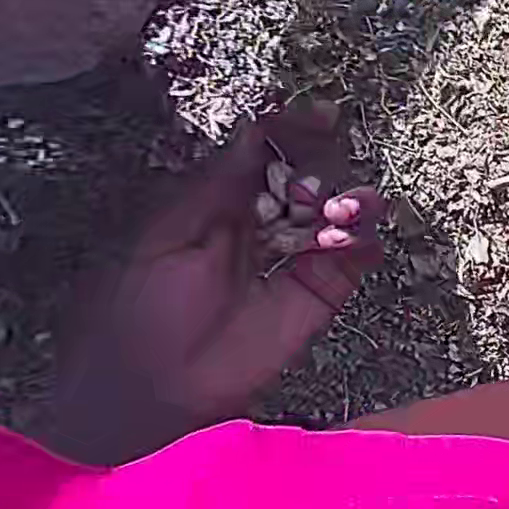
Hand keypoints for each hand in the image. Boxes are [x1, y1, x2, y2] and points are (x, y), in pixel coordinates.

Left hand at [41, 100, 385, 462]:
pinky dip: (361, 243)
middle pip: (313, 179)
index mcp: (229, 203)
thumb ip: (221, 185)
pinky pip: (353, 258)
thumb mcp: (173, 235)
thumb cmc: (146, 310)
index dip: (298, 132)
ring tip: (338, 215)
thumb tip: (258, 129)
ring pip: (340, 214)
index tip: (324, 115)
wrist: (153, 393)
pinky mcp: (318, 292)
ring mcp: (297, 257)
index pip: (273, 154)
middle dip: (321, 175)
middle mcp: (269, 222)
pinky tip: (351, 242)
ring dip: (348, 205)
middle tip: (310, 194)